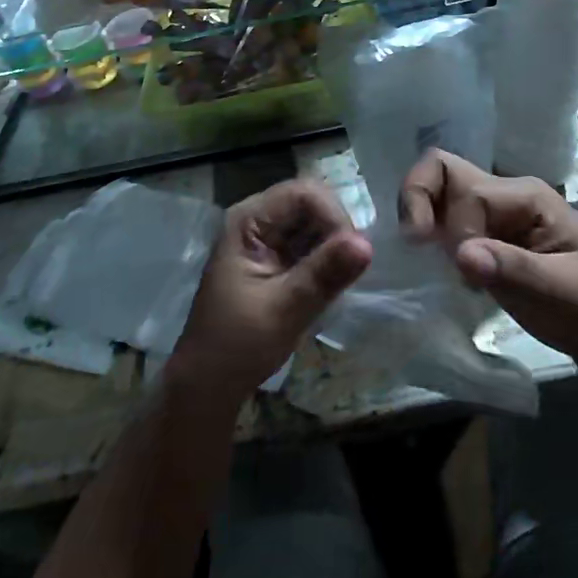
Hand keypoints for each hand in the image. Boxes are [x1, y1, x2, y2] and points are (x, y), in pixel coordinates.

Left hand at [170, 180, 371, 398]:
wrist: (210, 383)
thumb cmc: (238, 346)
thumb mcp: (285, 310)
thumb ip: (324, 274)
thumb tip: (366, 244)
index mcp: (248, 221)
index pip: (303, 193)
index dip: (333, 216)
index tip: (351, 254)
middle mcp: (257, 220)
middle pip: (312, 202)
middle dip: (336, 231)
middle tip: (346, 270)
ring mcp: (268, 239)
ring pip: (316, 222)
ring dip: (334, 246)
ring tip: (338, 281)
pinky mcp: (278, 258)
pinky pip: (313, 243)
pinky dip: (328, 260)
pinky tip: (329, 286)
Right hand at [399, 150, 577, 366]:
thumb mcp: (564, 291)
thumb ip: (513, 269)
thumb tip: (460, 253)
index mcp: (525, 197)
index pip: (466, 193)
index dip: (457, 229)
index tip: (467, 268)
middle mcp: (503, 198)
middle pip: (442, 172)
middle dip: (417, 199)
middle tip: (413, 244)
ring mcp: (492, 220)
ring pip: (437, 198)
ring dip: (421, 223)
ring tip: (423, 262)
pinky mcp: (485, 245)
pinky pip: (444, 228)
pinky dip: (430, 244)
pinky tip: (434, 272)